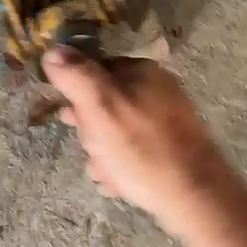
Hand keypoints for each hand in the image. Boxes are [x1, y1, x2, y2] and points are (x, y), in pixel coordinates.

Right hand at [42, 49, 246, 237]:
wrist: (194, 196)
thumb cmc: (142, 150)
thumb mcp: (101, 109)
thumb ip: (77, 77)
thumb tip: (53, 50)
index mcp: (142, 72)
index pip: (94, 71)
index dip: (77, 97)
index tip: (72, 120)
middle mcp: (157, 88)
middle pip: (104, 103)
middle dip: (90, 132)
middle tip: (93, 151)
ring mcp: (167, 117)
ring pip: (117, 130)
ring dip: (103, 153)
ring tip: (106, 174)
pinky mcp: (172, 144)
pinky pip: (135, 149)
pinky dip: (122, 165)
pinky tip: (118, 183)